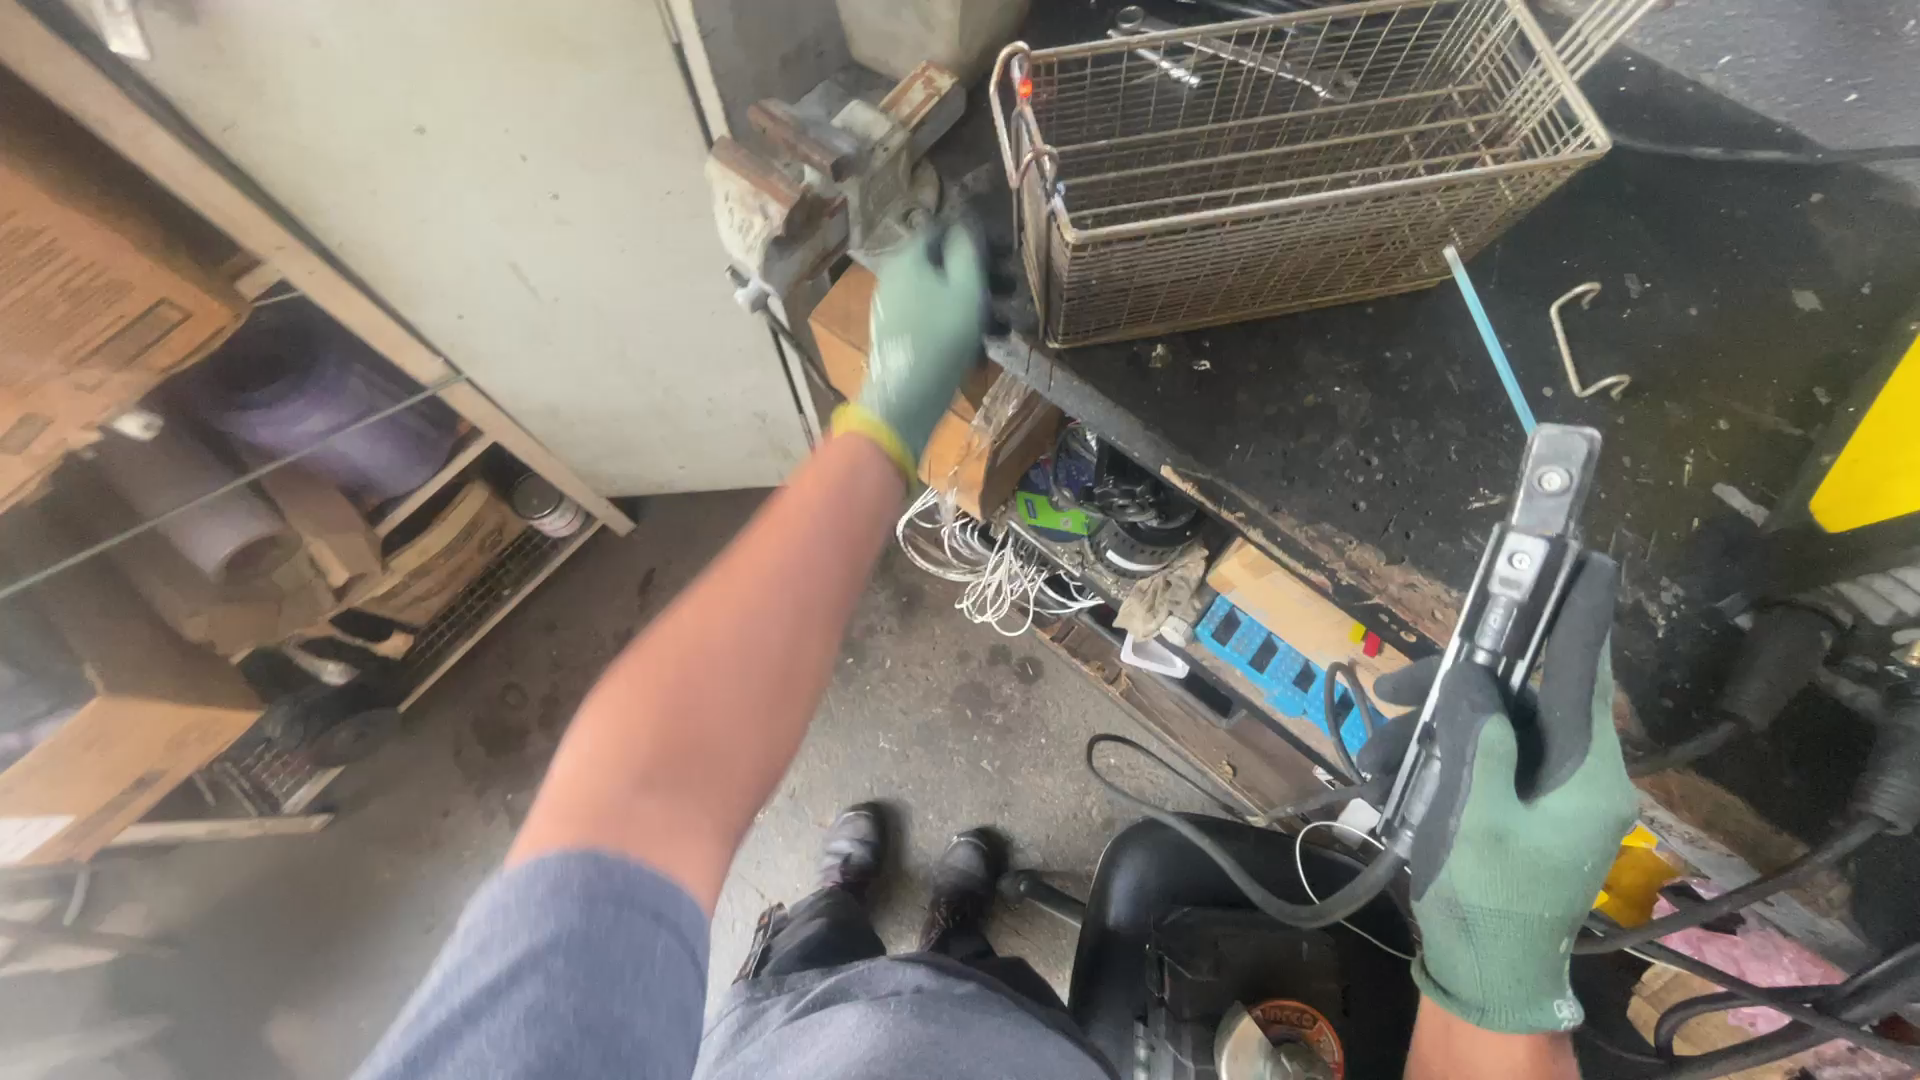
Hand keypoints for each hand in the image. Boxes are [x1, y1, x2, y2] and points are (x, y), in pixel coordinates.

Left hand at [832, 218, 989, 475]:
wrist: (907, 397)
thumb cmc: (942, 336)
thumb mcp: (966, 286)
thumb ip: (968, 248)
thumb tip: (967, 222)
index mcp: (908, 257)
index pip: (944, 229)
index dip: (978, 236)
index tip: (1007, 251)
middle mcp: (897, 278)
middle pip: (946, 266)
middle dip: (984, 275)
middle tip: (1015, 288)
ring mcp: (897, 310)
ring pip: (944, 296)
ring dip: (979, 304)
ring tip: (1009, 323)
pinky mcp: (902, 339)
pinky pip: (936, 322)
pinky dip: (961, 326)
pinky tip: (988, 344)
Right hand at [1379, 554, 1636, 1034]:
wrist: (1485, 962)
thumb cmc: (1490, 893)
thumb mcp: (1480, 813)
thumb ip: (1482, 740)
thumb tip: (1474, 678)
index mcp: (1584, 773)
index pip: (1583, 681)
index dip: (1577, 625)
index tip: (1578, 573)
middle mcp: (1570, 770)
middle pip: (1515, 696)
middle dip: (1450, 688)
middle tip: (1393, 692)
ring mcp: (1540, 785)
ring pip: (1484, 722)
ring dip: (1425, 728)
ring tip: (1374, 755)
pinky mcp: (1512, 797)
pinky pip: (1472, 753)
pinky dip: (1428, 754)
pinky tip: (1385, 772)